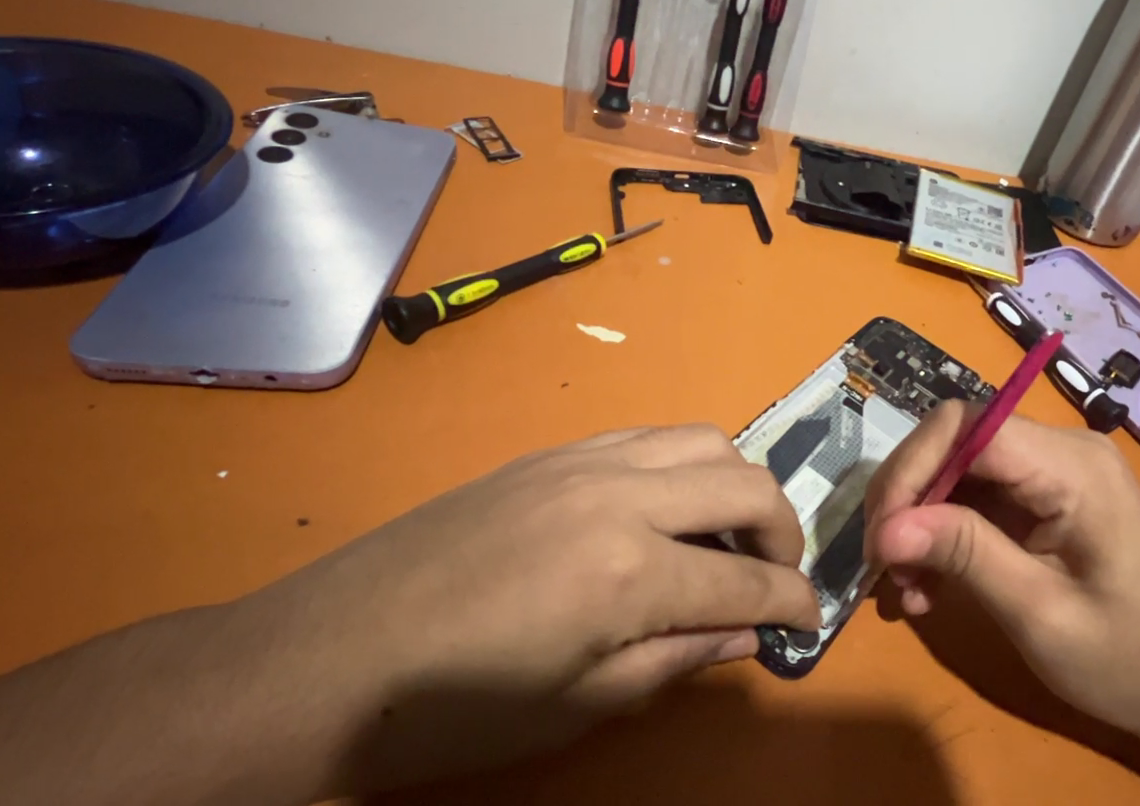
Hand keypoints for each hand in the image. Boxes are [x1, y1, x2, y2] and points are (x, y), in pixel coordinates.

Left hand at [246, 424, 820, 778]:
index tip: (810, 618)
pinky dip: (684, 463)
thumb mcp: (578, 704)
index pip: (748, 579)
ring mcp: (587, 460)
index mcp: (631, 572)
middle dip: (784, 531)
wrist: (329, 653)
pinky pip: (649, 435)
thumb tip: (748, 633)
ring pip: (704, 439)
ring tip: (726, 533)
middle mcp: (623, 495)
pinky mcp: (555, 451)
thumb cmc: (456, 704)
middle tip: (775, 574)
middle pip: (746, 483)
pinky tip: (666, 505)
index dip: (793, 601)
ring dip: (737, 483)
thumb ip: (677, 657)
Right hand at [863, 403, 1139, 748]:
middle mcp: (1063, 449)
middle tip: (884, 567)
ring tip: (907, 589)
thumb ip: (965, 556)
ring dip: (922, 522)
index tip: (881, 536)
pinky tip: (931, 586)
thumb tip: (886, 528)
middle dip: (910, 498)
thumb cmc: (1130, 658)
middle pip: (958, 440)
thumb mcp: (1040, 614)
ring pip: (961, 468)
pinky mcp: (1047, 494)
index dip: (912, 470)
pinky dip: (946, 533)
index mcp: (1072, 466)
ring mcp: (1056, 469)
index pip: (967, 426)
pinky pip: (979, 494)